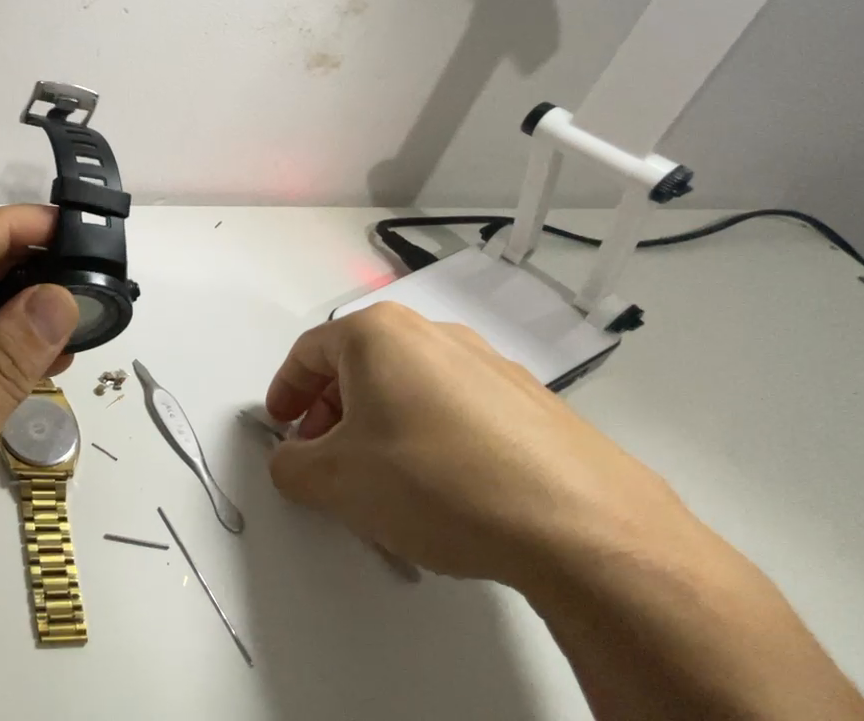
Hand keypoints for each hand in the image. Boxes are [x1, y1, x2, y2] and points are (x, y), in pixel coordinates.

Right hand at [264, 302, 696, 589]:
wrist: (583, 528)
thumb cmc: (436, 482)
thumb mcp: (334, 482)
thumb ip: (290, 466)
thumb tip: (294, 461)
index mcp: (379, 333)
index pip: (308, 352)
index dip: (284, 392)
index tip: (280, 428)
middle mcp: (435, 335)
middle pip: (360, 366)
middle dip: (332, 412)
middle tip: (325, 458)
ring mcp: (493, 366)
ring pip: (411, 388)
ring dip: (382, 427)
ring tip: (384, 482)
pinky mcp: (536, 404)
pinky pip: (459, 412)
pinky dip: (433, 440)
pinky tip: (443, 492)